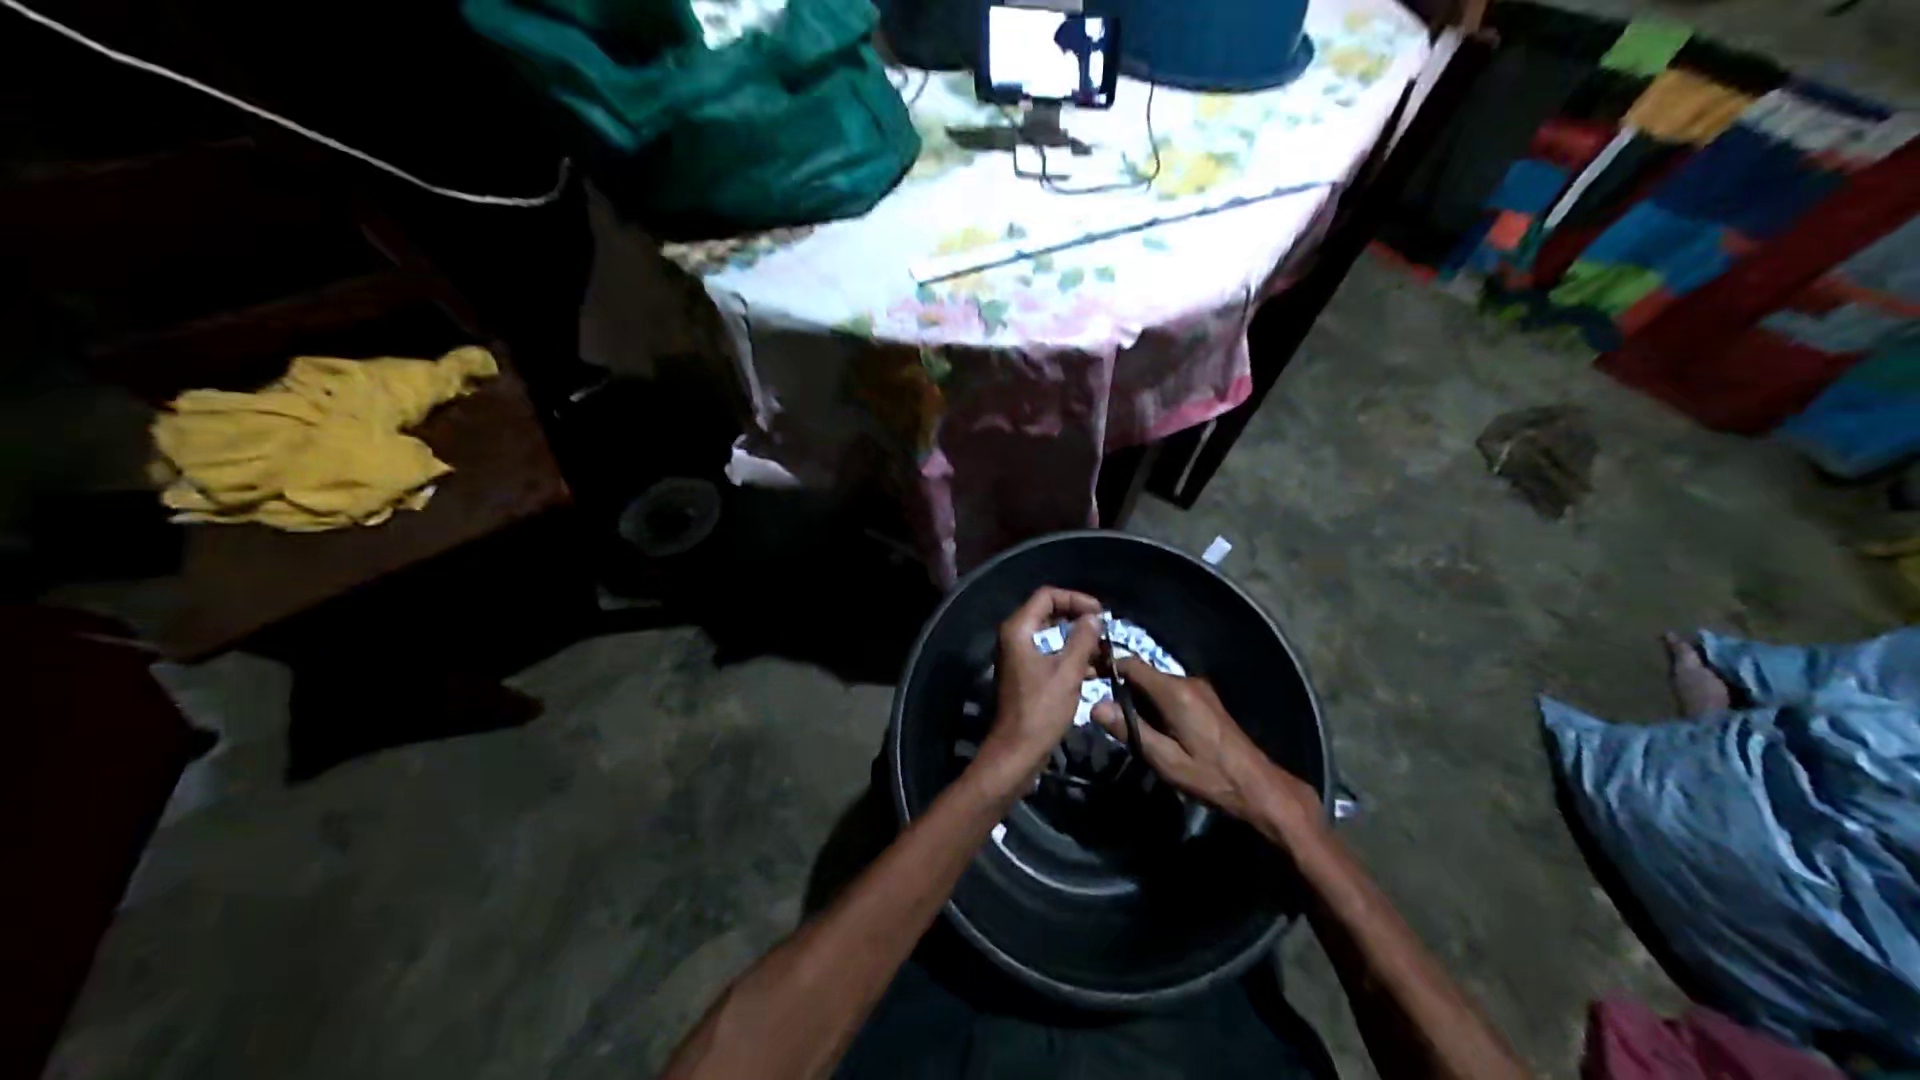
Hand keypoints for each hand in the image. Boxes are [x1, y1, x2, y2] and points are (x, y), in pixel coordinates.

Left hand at [981, 587, 1103, 779]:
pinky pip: (1050, 654)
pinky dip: (1070, 657)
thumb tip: (1094, 617)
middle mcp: (1014, 637)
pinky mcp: (1026, 674)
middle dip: (1078, 619)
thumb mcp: (1068, 671)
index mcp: (1018, 629)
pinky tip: (1096, 668)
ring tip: (1105, 650)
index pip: (1047, 596)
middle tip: (1104, 630)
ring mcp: (1019, 656)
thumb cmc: (1041, 709)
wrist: (1017, 750)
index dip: (1075, 598)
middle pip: (1048, 613)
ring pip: (1051, 636)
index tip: (1100, 613)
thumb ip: (1082, 639)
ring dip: (1077, 640)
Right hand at [1093, 660, 1323, 842]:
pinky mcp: (1206, 701)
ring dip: (1138, 699)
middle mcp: (1187, 682)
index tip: (1087, 675)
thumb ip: (1130, 730)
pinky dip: (1155, 705)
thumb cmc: (1210, 776)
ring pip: (1156, 685)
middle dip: (1121, 688)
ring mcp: (1199, 690)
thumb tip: (1096, 705)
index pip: (1132, 664)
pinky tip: (1151, 729)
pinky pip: (1171, 693)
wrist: (1259, 787)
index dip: (1108, 665)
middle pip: (1144, 675)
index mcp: (1175, 692)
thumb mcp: (1165, 759)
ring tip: (1123, 724)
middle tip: (1102, 711)